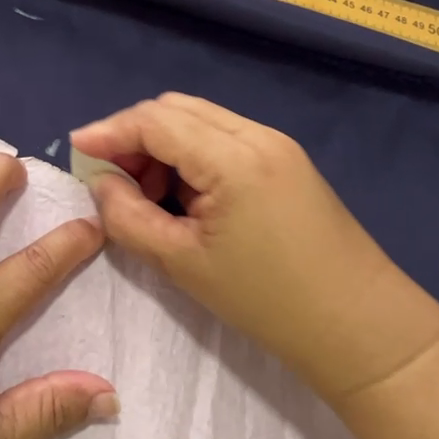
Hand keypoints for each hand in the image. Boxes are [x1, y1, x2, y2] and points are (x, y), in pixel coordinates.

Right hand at [74, 93, 438, 401]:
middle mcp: (255, 134)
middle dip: (133, 134)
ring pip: (198, 118)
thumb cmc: (268, 302)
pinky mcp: (286, 159)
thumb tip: (101, 182)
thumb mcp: (183, 264)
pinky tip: (183, 192)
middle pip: (175, 108)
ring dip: (162, 142)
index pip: (154, 120)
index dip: (109, 131)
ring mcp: (276, 143)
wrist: (363, 330)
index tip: (75, 150)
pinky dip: (190, 152)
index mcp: (232, 157)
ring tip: (146, 192)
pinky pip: (222, 136)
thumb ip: (129, 217)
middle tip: (111, 178)